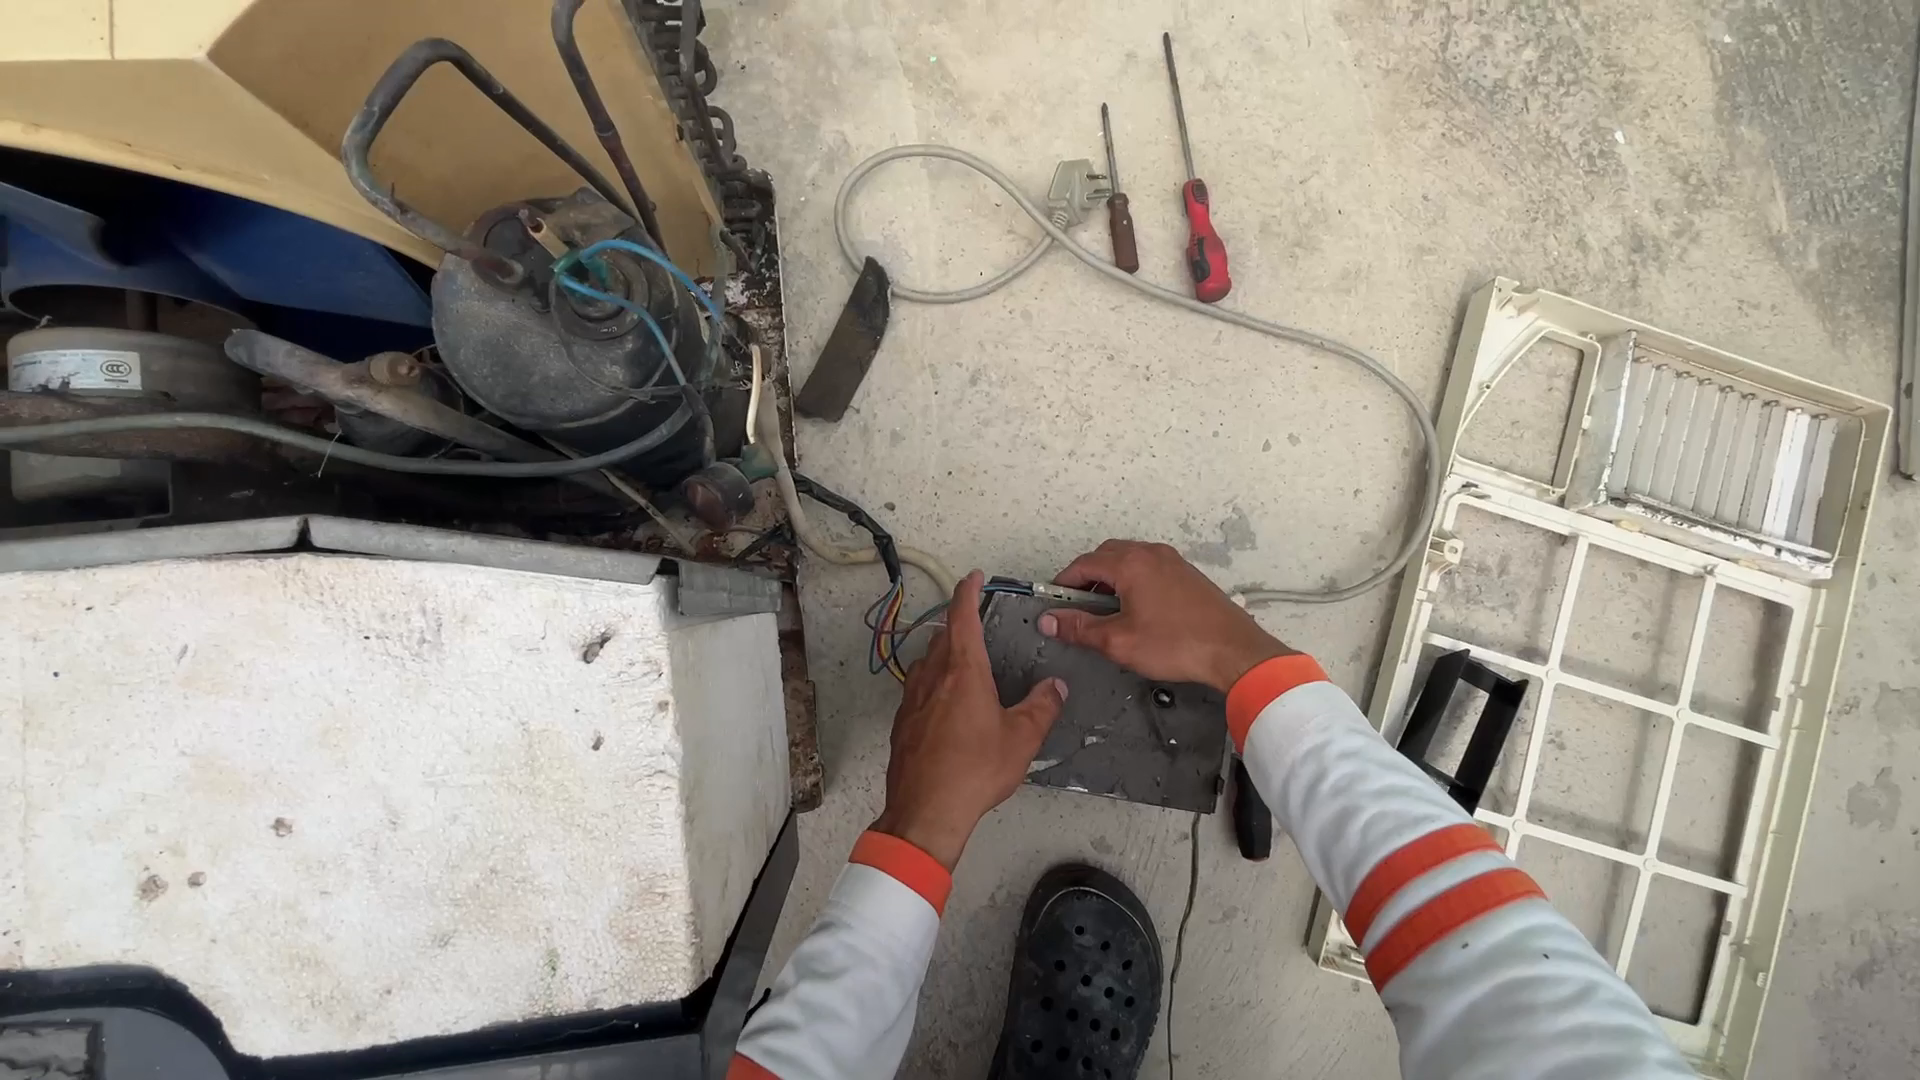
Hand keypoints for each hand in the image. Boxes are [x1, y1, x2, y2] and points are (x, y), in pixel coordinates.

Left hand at [873, 570, 1067, 870]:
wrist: (925, 810)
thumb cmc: (974, 771)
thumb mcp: (1021, 739)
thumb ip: (1042, 707)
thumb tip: (1056, 687)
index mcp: (963, 671)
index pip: (962, 616)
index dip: (968, 592)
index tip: (974, 577)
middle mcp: (933, 677)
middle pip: (943, 636)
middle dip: (959, 623)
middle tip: (977, 622)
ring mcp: (912, 699)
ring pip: (928, 661)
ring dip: (944, 652)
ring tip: (964, 662)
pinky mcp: (903, 721)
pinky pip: (918, 687)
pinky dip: (933, 681)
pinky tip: (945, 702)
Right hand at [1039, 540, 1293, 692]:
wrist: (1234, 652)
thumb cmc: (1178, 644)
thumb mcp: (1118, 641)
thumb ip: (1079, 628)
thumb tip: (1050, 620)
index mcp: (1131, 563)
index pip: (1083, 564)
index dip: (1063, 583)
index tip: (1054, 603)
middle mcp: (1151, 554)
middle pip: (1105, 555)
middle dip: (1086, 577)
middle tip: (1076, 606)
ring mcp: (1173, 562)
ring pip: (1129, 560)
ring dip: (1110, 578)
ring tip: (1104, 610)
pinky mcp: (1188, 575)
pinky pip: (1149, 567)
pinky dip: (1133, 580)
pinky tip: (1135, 608)